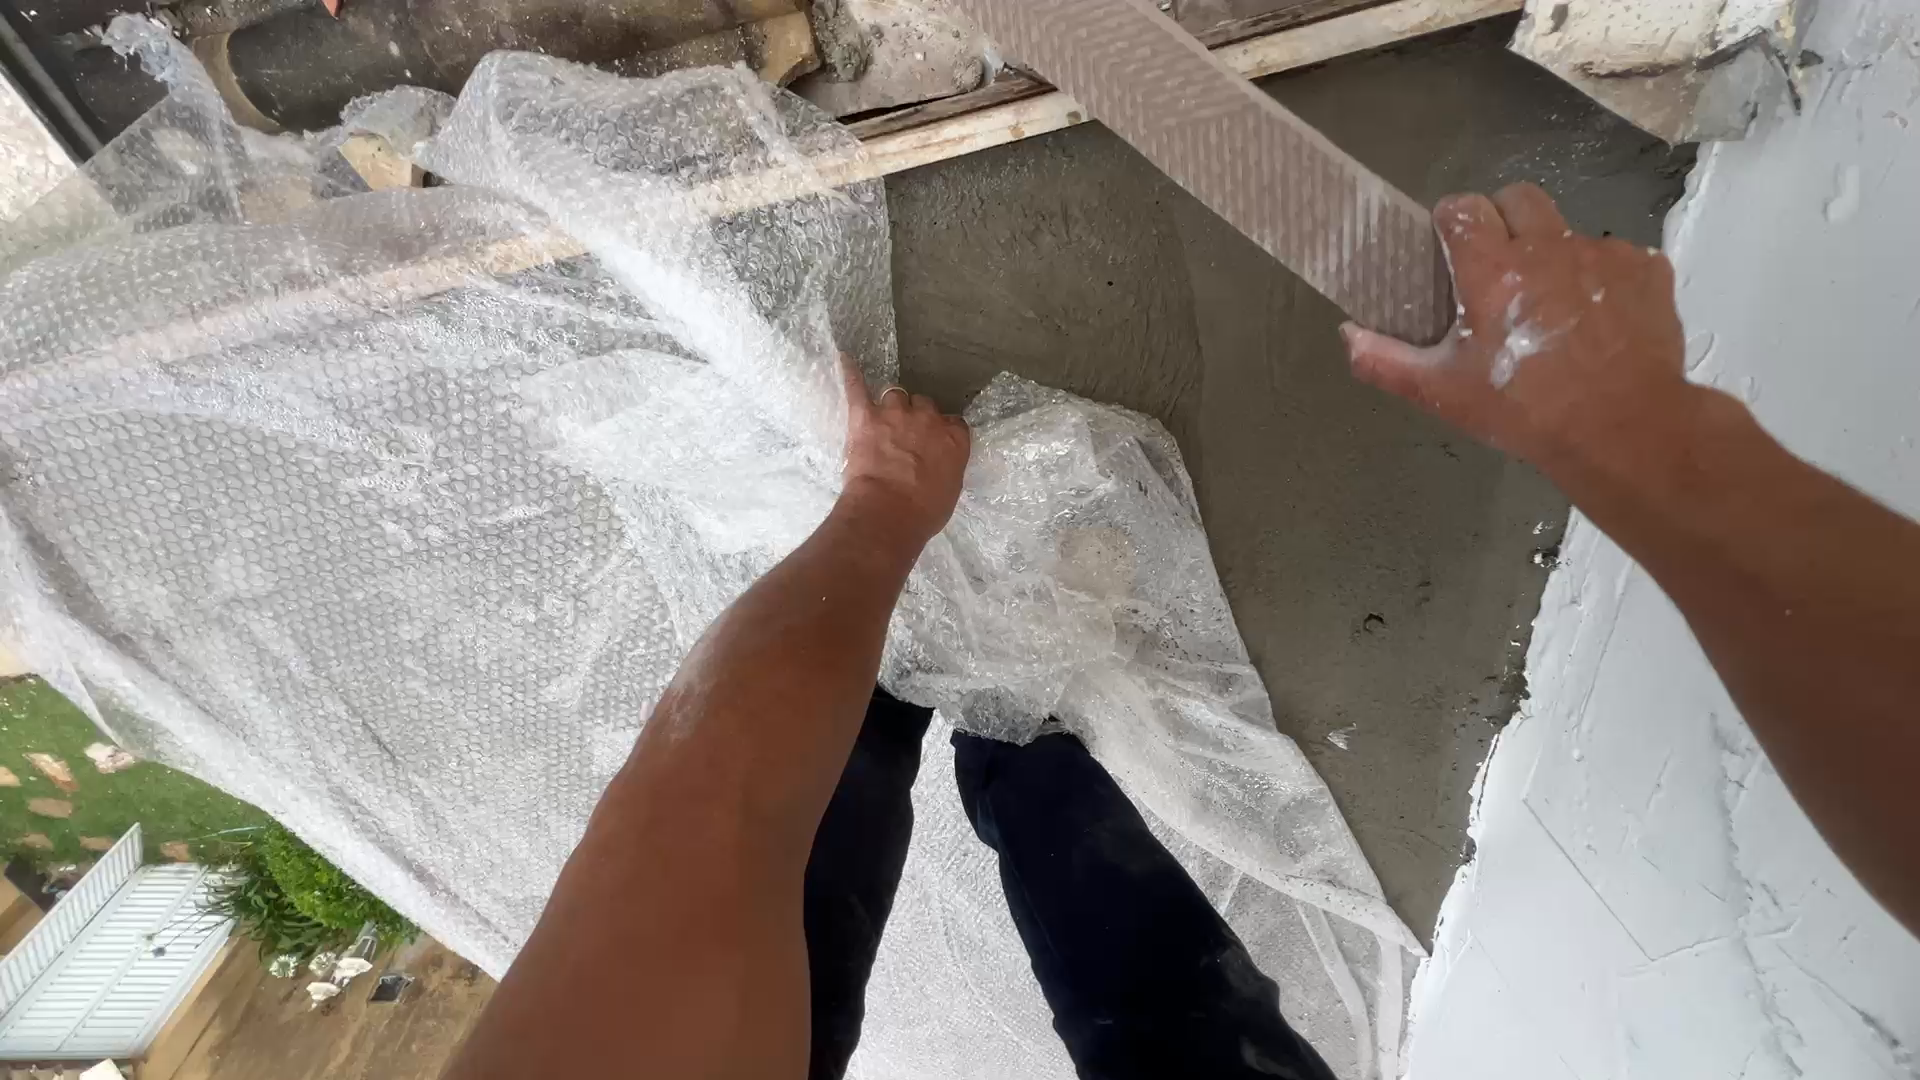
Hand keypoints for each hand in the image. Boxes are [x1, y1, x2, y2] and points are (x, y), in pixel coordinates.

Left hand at [837, 355, 970, 548]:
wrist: (889, 512)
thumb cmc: (923, 512)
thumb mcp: (949, 490)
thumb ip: (947, 467)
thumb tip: (940, 463)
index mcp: (954, 439)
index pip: (953, 423)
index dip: (942, 431)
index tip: (935, 441)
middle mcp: (928, 419)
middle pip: (923, 405)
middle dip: (916, 416)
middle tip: (906, 435)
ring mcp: (895, 414)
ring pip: (895, 394)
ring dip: (891, 405)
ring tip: (883, 417)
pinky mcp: (864, 415)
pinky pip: (856, 387)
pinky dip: (850, 374)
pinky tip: (844, 359)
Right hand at [1341, 184, 1695, 473]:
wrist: (1621, 426)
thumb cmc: (1519, 409)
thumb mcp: (1439, 391)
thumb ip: (1383, 360)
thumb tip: (1348, 335)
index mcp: (1493, 270)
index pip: (1463, 209)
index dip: (1448, 221)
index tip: (1442, 246)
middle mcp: (1549, 247)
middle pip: (1518, 197)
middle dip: (1497, 218)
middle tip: (1486, 264)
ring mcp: (1603, 254)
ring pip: (1563, 228)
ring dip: (1544, 251)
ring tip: (1539, 302)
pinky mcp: (1645, 268)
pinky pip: (1608, 255)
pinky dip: (1589, 276)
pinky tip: (1583, 318)